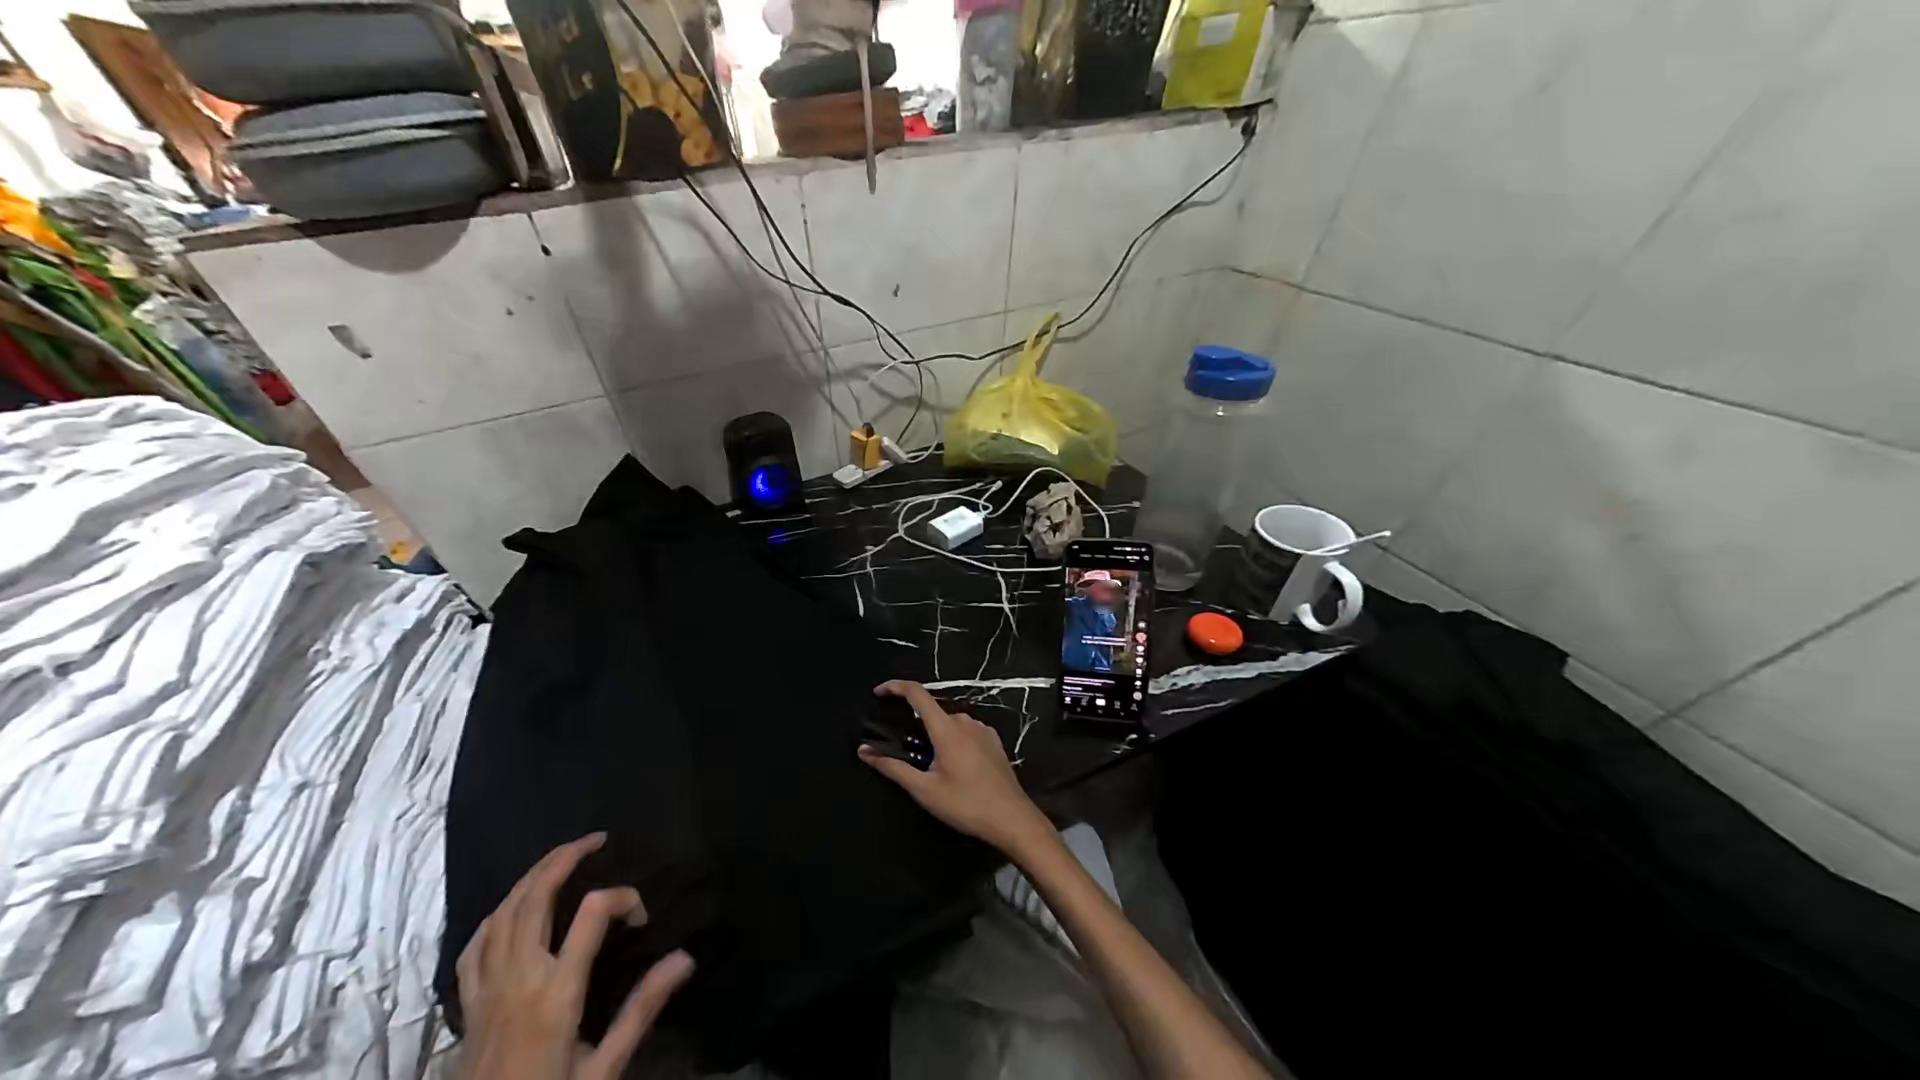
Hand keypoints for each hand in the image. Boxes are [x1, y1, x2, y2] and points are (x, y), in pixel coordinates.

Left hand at [456, 832, 694, 1079]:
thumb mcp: (604, 1068)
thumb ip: (642, 1009)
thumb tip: (684, 958)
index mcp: (556, 993)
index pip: (592, 915)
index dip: (623, 898)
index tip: (641, 914)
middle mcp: (518, 978)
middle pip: (535, 898)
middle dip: (565, 859)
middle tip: (595, 840)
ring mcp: (487, 988)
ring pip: (503, 912)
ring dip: (532, 876)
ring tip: (561, 857)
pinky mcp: (469, 1002)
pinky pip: (476, 943)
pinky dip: (497, 913)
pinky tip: (512, 907)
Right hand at [858, 680, 1052, 856]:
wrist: (1012, 819)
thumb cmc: (966, 805)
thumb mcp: (924, 790)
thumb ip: (893, 767)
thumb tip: (864, 751)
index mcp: (947, 729)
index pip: (917, 694)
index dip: (896, 687)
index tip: (879, 693)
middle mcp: (965, 721)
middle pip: (932, 711)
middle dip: (915, 724)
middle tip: (903, 749)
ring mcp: (982, 730)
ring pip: (949, 723)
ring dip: (934, 734)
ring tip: (928, 763)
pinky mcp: (993, 741)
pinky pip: (965, 731)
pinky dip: (951, 739)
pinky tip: (952, 765)